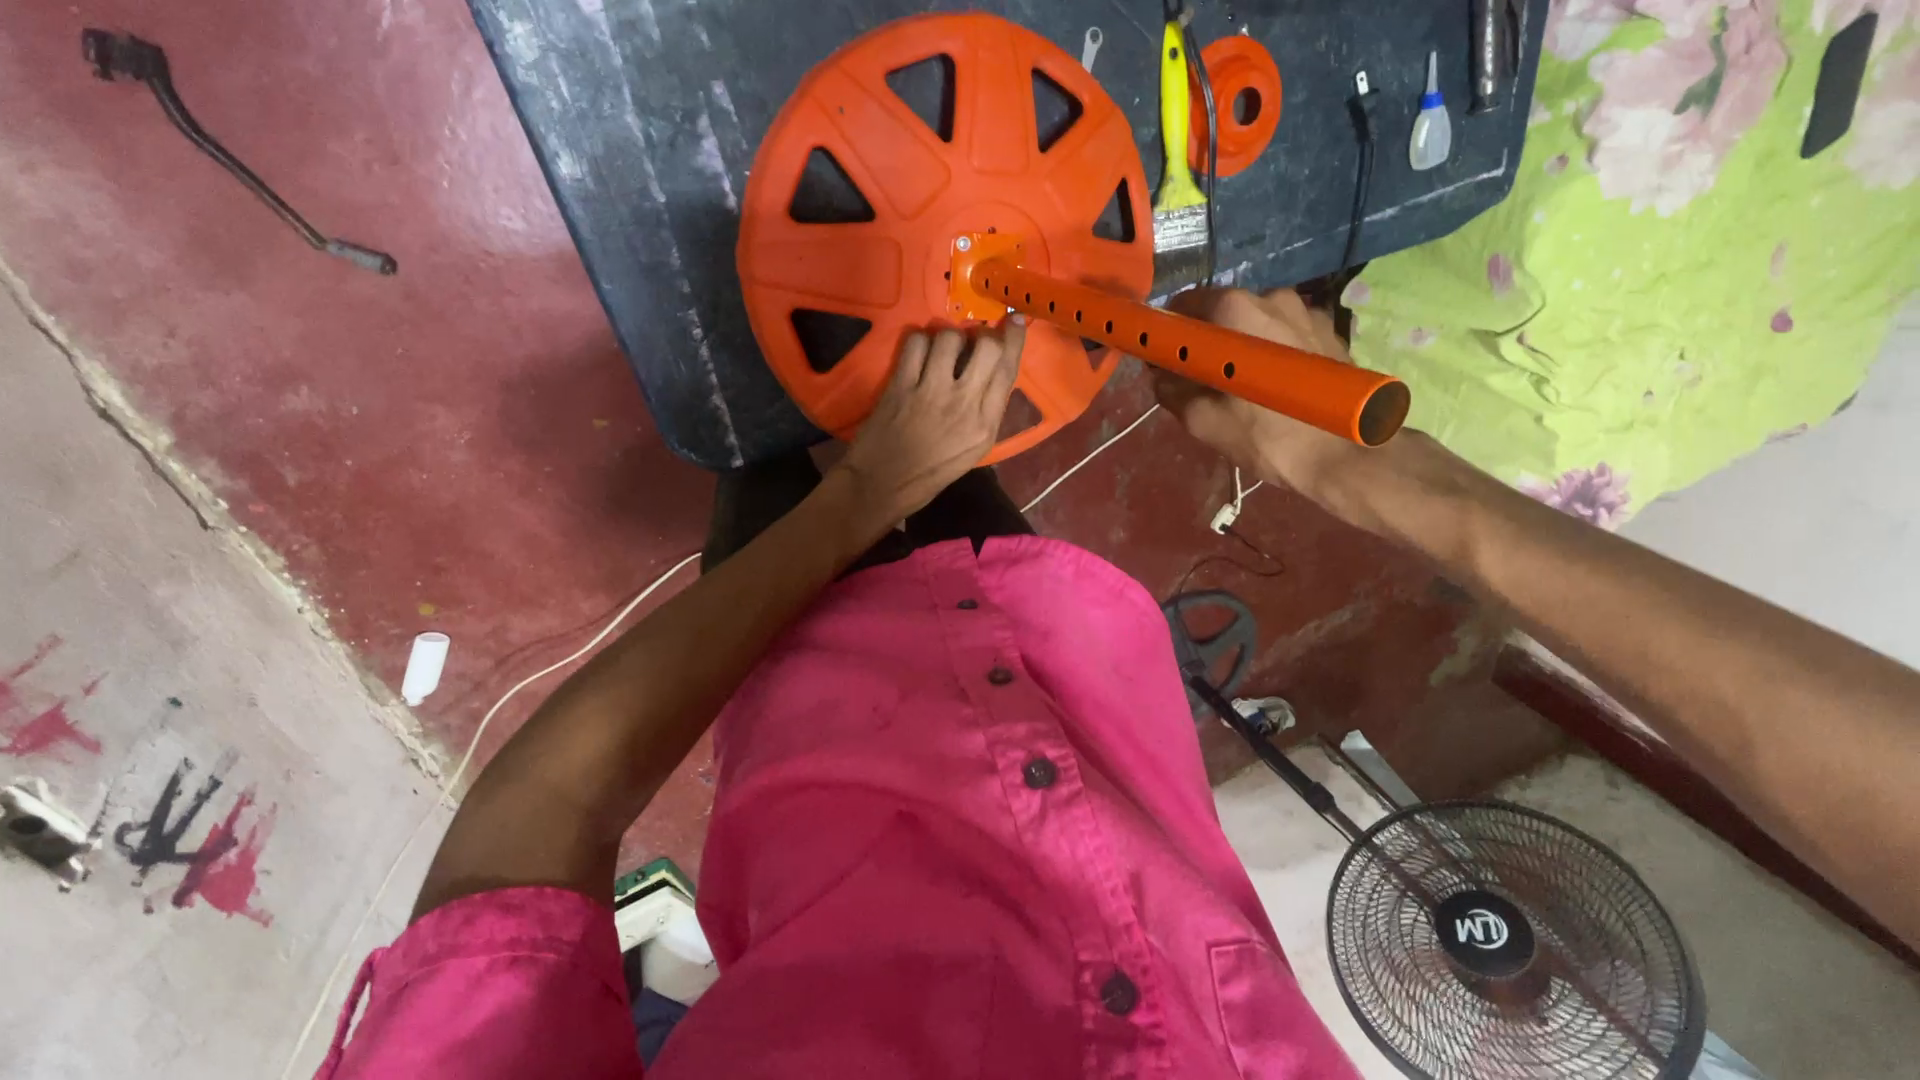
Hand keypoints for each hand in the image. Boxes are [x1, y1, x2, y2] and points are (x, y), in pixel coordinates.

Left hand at [835, 317, 1026, 523]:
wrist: (882, 486)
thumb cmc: (929, 473)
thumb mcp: (972, 449)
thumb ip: (985, 411)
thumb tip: (991, 374)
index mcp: (986, 424)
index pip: (1008, 369)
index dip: (1014, 339)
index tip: (1014, 320)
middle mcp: (964, 404)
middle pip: (987, 347)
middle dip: (982, 334)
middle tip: (971, 340)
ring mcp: (931, 392)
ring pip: (949, 337)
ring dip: (946, 337)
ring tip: (939, 350)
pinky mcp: (901, 385)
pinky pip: (916, 343)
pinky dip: (918, 341)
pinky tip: (917, 354)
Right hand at [1153, 288, 1361, 497]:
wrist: (1349, 456)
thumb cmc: (1270, 437)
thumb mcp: (1205, 422)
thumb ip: (1173, 392)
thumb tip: (1161, 376)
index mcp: (1235, 311)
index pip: (1183, 307)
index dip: (1169, 334)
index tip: (1164, 360)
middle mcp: (1272, 297)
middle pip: (1222, 313)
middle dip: (1207, 341)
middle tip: (1200, 379)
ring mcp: (1307, 311)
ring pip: (1256, 324)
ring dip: (1241, 347)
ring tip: (1240, 387)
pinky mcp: (1330, 331)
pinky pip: (1285, 335)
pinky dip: (1271, 353)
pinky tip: (1274, 387)